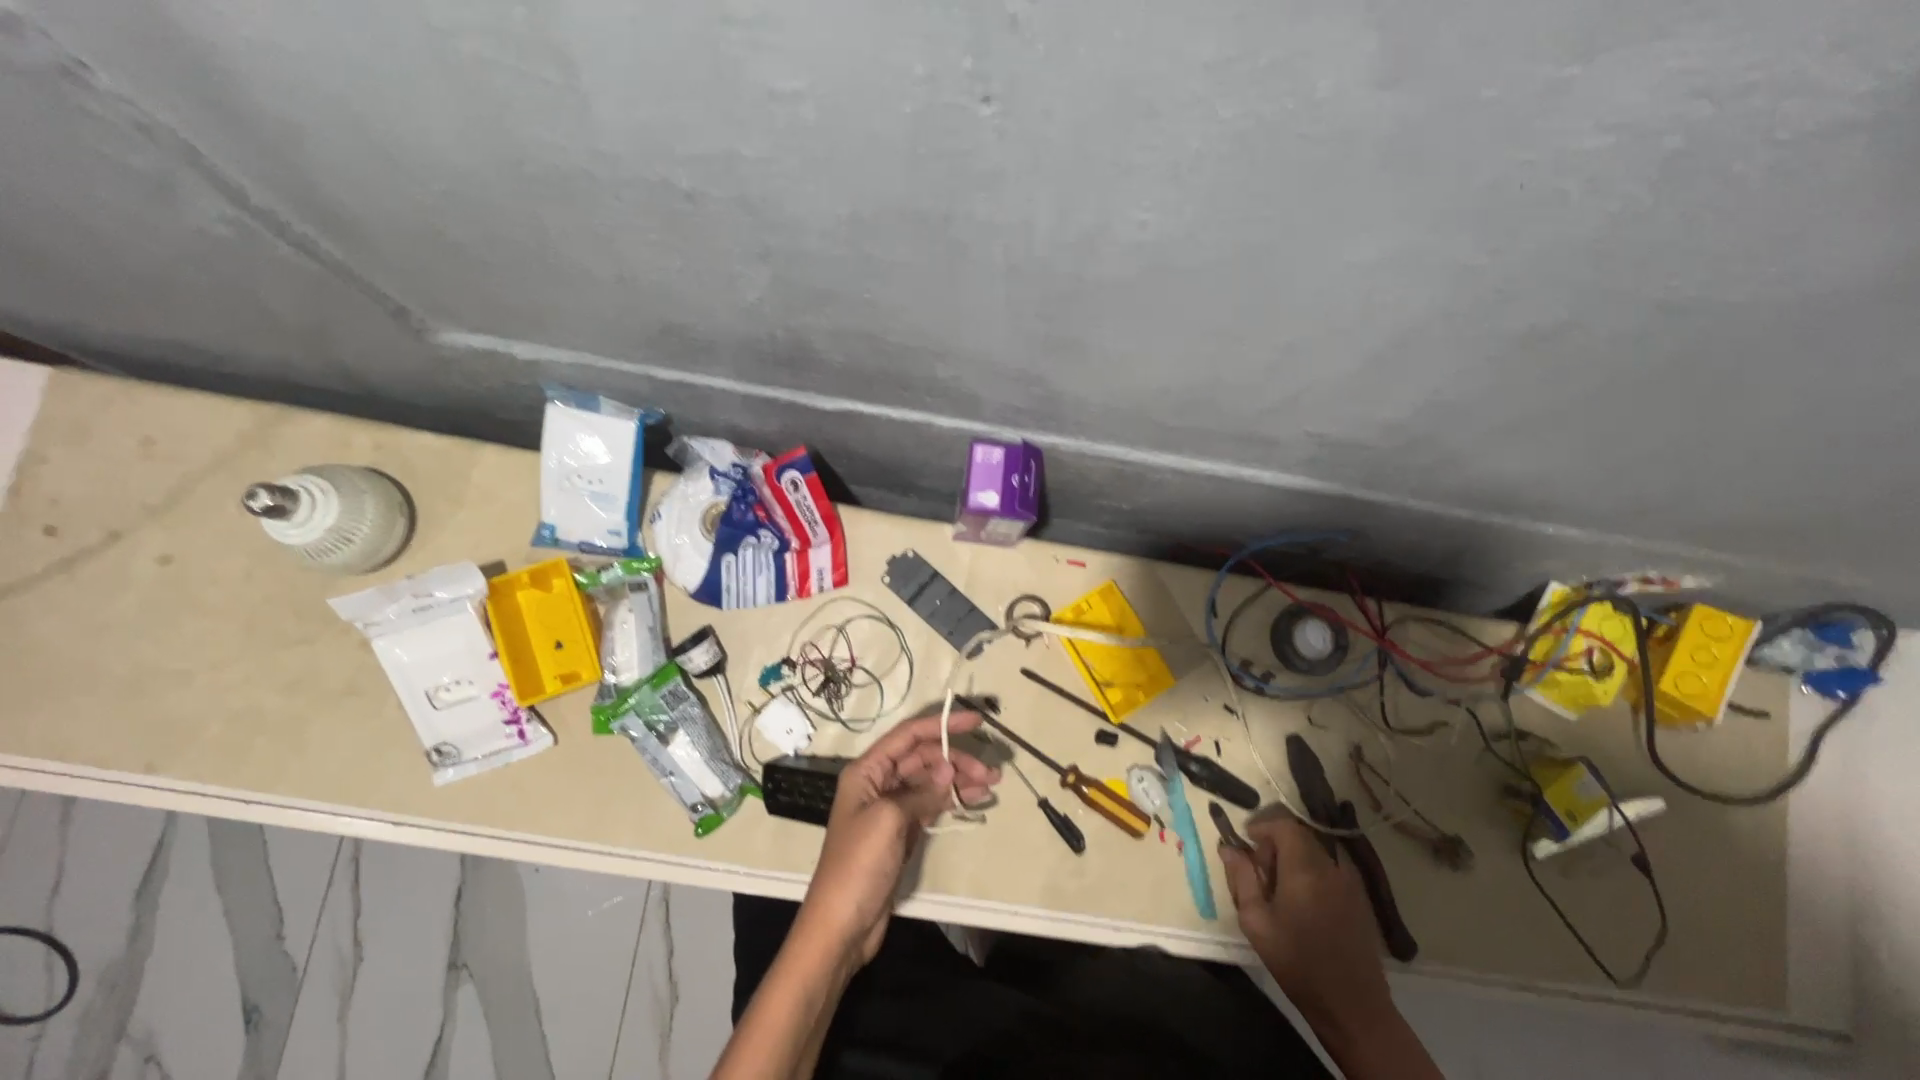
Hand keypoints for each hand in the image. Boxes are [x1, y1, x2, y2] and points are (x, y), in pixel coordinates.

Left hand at [797, 707, 1000, 963]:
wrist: (842, 923)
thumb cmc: (858, 864)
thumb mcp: (889, 820)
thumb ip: (922, 791)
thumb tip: (950, 769)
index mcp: (866, 771)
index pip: (908, 736)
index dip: (941, 725)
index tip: (976, 722)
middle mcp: (878, 783)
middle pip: (922, 758)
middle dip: (956, 758)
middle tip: (990, 772)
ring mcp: (891, 809)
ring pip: (930, 781)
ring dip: (959, 779)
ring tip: (992, 784)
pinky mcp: (902, 832)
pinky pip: (931, 805)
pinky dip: (953, 800)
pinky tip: (975, 799)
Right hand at [1219, 811, 1393, 1031]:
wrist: (1351, 1003)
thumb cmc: (1296, 963)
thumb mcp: (1256, 922)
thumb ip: (1241, 879)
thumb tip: (1229, 848)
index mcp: (1305, 869)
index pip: (1284, 825)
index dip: (1262, 827)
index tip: (1245, 843)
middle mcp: (1332, 867)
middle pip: (1300, 836)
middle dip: (1275, 844)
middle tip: (1259, 874)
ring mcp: (1350, 882)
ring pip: (1316, 852)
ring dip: (1293, 859)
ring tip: (1279, 892)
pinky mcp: (1360, 897)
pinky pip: (1330, 869)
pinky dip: (1311, 873)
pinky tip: (1303, 905)